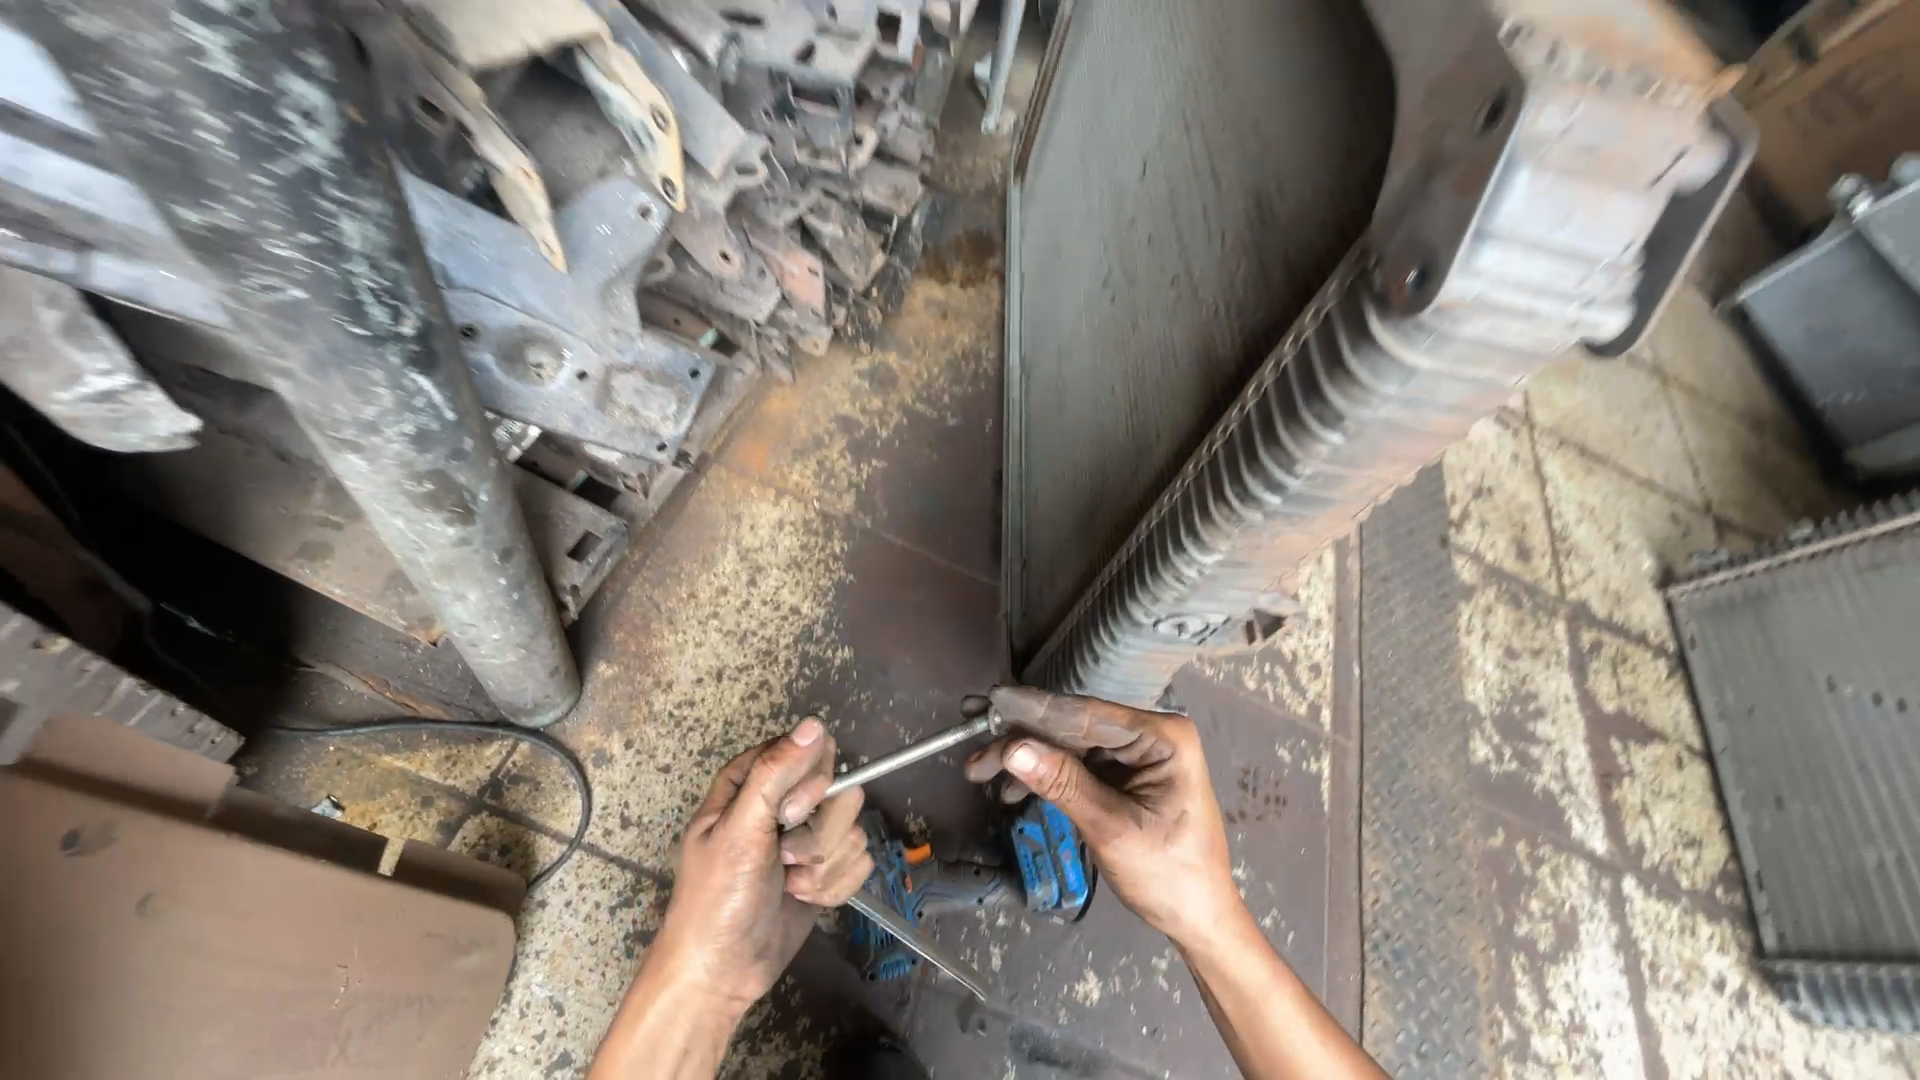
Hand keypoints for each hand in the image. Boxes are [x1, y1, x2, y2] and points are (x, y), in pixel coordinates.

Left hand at [651, 717, 873, 1013]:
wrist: (721, 973)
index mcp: (753, 781)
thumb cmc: (716, 899)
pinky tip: (801, 898)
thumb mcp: (740, 830)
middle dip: (818, 832)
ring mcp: (807, 837)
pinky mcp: (825, 869)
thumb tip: (814, 723)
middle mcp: (782, 803)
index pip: (808, 749)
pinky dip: (832, 887)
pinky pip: (858, 861)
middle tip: (783, 855)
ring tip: (789, 885)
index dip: (809, 780)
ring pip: (851, 828)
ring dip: (822, 865)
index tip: (791, 812)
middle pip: (839, 789)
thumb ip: (777, 773)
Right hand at [963, 686, 1244, 949]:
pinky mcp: (1123, 773)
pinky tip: (1011, 787)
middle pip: (1072, 726)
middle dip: (1021, 734)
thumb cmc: (1169, 876)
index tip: (990, 700)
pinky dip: (1044, 775)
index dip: (1034, 708)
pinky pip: (1076, 764)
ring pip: (1068, 744)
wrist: (1200, 919)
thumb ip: (1063, 784)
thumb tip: (1013, 749)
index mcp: (1162, 736)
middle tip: (971, 725)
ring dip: (1025, 757)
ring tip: (978, 768)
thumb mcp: (1112, 829)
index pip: (1087, 715)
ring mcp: (1135, 753)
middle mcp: (1149, 733)